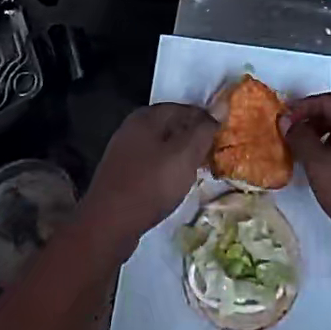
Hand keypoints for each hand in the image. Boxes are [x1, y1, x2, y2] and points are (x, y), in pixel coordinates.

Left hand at [77, 102, 215, 251]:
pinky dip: (165, 170)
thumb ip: (203, 130)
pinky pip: (150, 163)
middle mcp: (132, 127)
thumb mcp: (184, 155)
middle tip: (212, 157)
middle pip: (171, 126)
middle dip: (193, 139)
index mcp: (146, 116)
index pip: (185, 108)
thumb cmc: (150, 184)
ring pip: (161, 146)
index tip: (222, 139)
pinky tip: (172, 185)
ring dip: (179, 156)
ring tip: (196, 173)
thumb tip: (221, 105)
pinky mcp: (120, 173)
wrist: (108, 224)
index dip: (206, 121)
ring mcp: (123, 150)